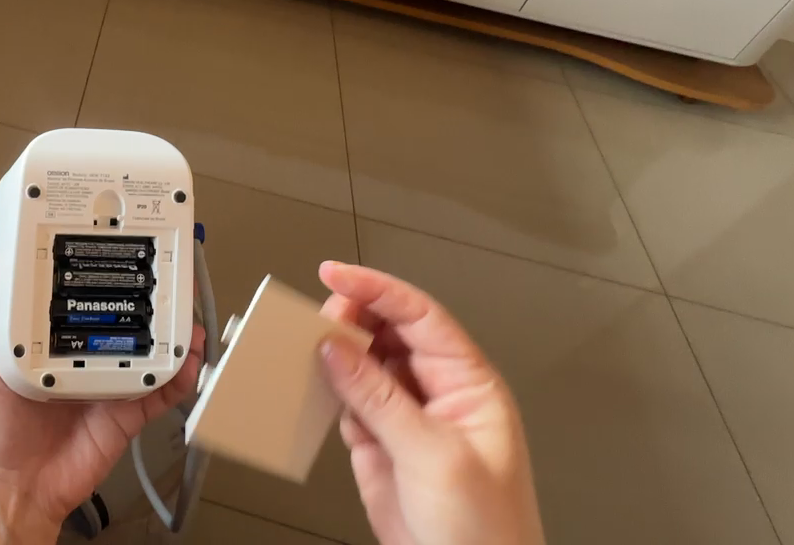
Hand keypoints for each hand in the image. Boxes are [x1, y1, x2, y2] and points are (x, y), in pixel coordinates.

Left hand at [0, 250, 201, 540]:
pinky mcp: (129, 410)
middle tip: (169, 271)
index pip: (82, 288)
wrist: (20, 487)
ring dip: (175, 328)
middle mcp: (88, 347)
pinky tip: (191, 360)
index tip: (118, 237)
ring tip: (188, 312)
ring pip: (151, 345)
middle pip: (126, 311)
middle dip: (152, 291)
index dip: (101, 263)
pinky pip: (161, 390)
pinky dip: (181, 375)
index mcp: (55, 331)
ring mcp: (112, 377)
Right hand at [317, 261, 544, 544]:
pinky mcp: (376, 436)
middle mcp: (434, 389)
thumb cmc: (485, 534)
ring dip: (334, 350)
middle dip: (351, 317)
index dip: (376, 288)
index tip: (335, 274)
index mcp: (467, 382)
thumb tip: (334, 347)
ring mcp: (404, 412)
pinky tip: (314, 385)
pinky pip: (345, 393)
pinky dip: (326, 384)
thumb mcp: (435, 457)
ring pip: (361, 357)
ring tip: (308, 348)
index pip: (419, 315)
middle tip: (317, 321)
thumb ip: (380, 398)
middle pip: (386, 329)